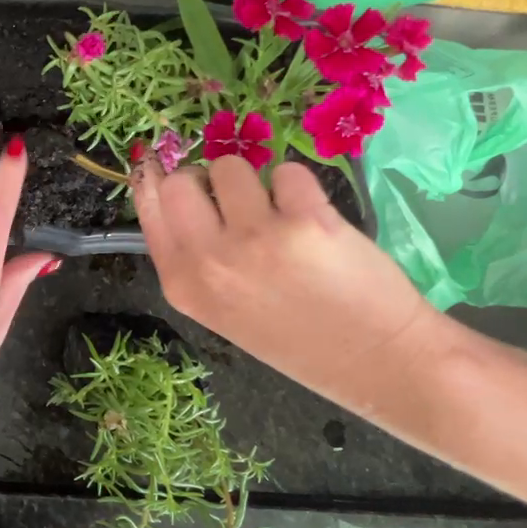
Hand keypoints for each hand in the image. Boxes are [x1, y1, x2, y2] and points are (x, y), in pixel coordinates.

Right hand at [132, 156, 452, 406]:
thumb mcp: (218, 307)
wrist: (377, 361)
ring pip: (230, 168)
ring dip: (254, 181)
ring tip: (277, 213)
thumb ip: (192, 255)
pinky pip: (286, 172)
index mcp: (182, 284)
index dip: (155, 177)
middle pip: (180, 181)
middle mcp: (209, 260)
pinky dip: (298, 187)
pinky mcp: (305, 221)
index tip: (169, 166)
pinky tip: (311, 219)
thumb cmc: (294, 336)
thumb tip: (176, 187)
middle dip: (204, 179)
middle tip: (233, 197)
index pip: (148, 205)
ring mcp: (256, 239)